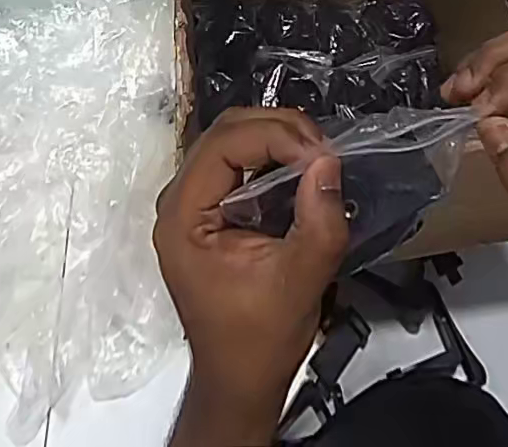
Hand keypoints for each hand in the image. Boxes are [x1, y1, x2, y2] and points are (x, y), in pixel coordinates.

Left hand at [154, 108, 348, 444]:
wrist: (240, 378)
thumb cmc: (256, 342)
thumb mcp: (297, 284)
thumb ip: (318, 224)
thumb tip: (327, 162)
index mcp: (184, 215)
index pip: (224, 145)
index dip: (274, 137)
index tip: (318, 153)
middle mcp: (180, 199)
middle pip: (225, 133)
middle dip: (278, 129)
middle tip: (322, 148)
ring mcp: (194, 199)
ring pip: (232, 139)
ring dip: (276, 136)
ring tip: (316, 153)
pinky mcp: (212, 204)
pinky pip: (239, 159)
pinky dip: (272, 153)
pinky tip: (300, 164)